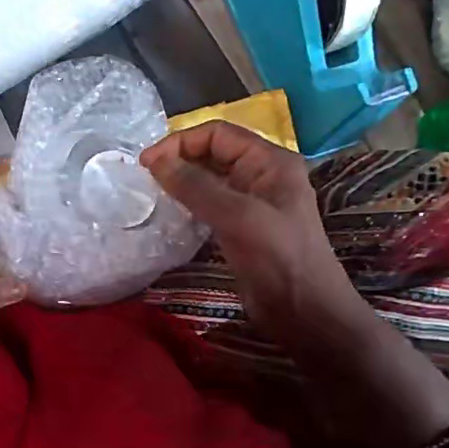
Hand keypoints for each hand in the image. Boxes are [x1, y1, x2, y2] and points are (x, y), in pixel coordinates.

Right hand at [141, 121, 361, 333]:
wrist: (304, 313)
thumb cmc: (279, 260)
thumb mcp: (238, 217)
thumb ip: (197, 187)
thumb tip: (156, 162)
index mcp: (270, 162)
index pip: (218, 134)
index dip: (181, 142)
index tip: (146, 163)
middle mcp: (262, 177)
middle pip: (213, 154)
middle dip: (179, 160)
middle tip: (144, 179)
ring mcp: (252, 205)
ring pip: (210, 182)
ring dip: (181, 183)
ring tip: (152, 194)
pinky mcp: (242, 231)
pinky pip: (210, 208)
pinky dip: (188, 206)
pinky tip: (171, 216)